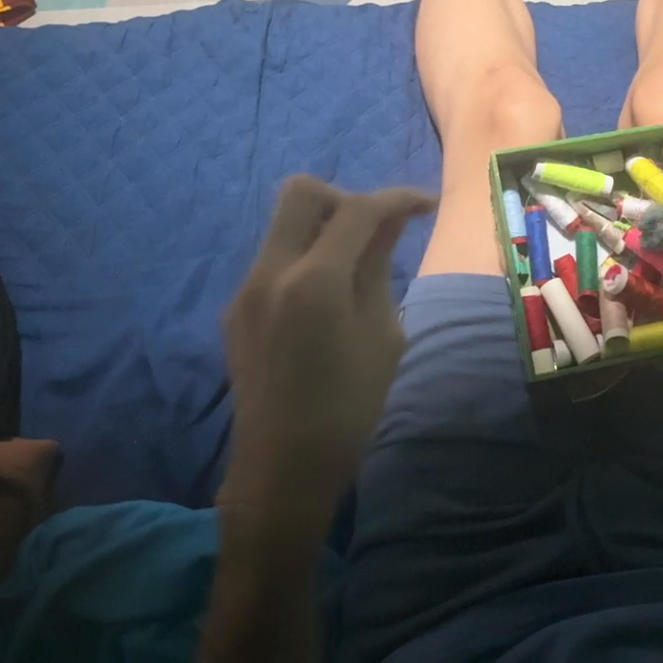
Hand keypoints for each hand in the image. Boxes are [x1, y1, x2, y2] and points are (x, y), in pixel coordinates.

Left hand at [221, 176, 434, 509]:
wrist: (281, 471)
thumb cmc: (348, 409)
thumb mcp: (382, 336)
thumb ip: (379, 268)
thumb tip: (390, 222)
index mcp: (313, 281)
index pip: (358, 209)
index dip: (399, 198)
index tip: (426, 206)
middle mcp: (270, 271)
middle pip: (302, 192)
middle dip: (347, 198)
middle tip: (376, 231)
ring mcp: (245, 288)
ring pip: (284, 223)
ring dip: (324, 227)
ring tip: (356, 267)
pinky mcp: (236, 308)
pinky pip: (274, 257)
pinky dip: (305, 256)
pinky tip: (326, 299)